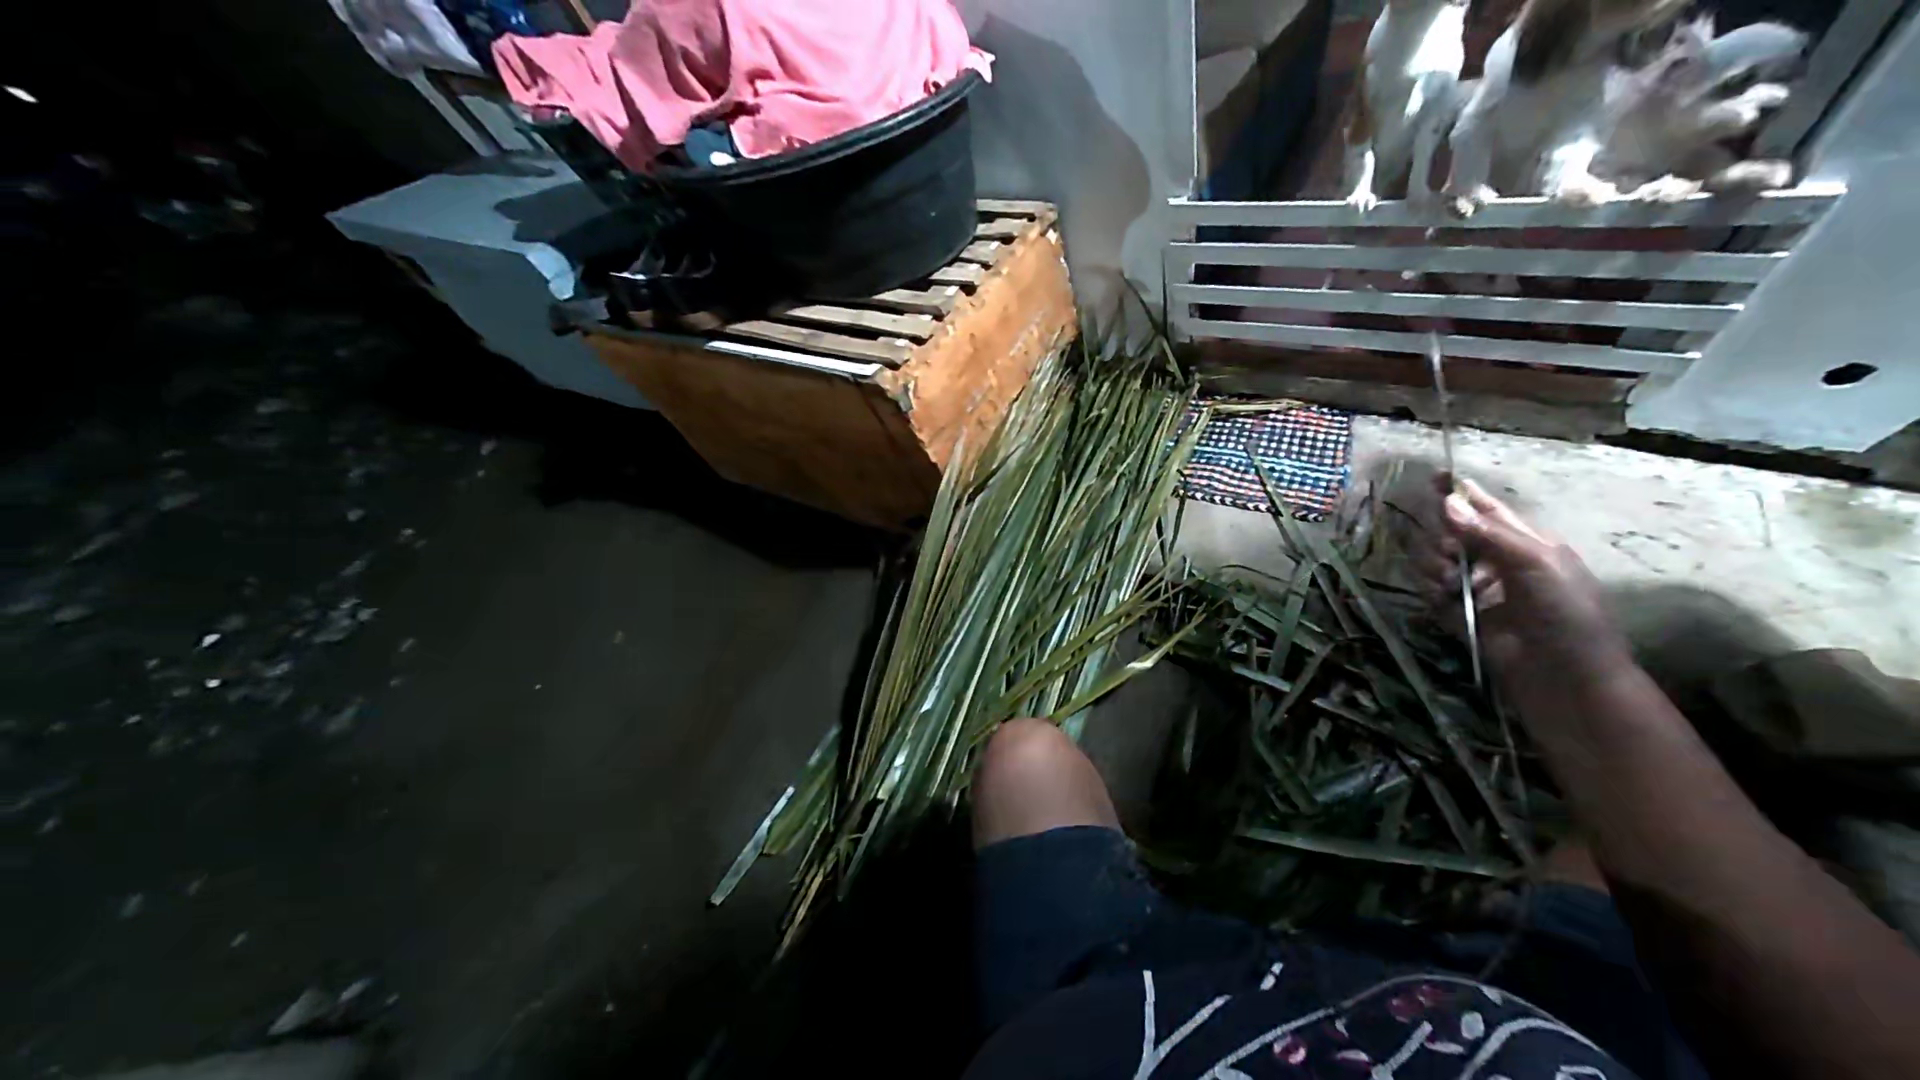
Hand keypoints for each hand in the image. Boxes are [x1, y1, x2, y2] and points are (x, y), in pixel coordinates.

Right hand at [1415, 477, 1634, 702]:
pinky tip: (1441, 597)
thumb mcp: (1536, 563)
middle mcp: (1493, 560)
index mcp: (1522, 542)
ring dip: (1433, 565)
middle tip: (1450, 555)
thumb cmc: (1565, 613)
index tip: (1433, 477)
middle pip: (1450, 532)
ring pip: (1432, 559)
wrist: (1561, 674)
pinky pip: (1427, 589)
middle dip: (1443, 538)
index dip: (1461, 493)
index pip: (1485, 509)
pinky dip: (1429, 589)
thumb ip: (1488, 532)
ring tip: (1448, 583)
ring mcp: (1472, 587)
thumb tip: (1447, 501)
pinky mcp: (1453, 612)